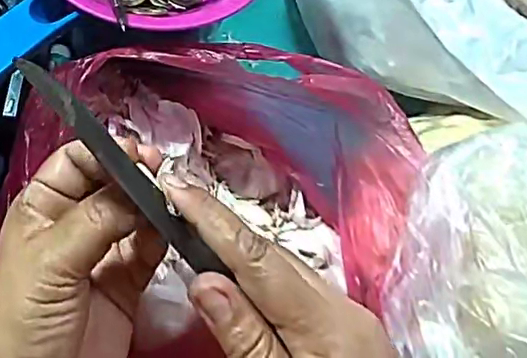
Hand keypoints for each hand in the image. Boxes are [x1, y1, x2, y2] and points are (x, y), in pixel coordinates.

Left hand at [0, 140, 167, 357]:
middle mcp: (70, 220)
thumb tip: (134, 184)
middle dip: (133, 175)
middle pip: (106, 184)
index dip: (104, 153)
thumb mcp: (51, 259)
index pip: (75, 160)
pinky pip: (145, 252)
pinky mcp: (121, 285)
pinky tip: (171, 229)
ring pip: (130, 215)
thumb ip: (94, 220)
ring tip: (172, 198)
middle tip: (162, 171)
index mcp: (42, 203)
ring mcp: (98, 252)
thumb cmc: (21, 315)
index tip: (137, 151)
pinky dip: (160, 239)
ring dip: (151, 205)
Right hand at [163, 180, 395, 357]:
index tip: (172, 184)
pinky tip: (240, 275)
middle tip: (174, 201)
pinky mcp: (354, 334)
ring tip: (195, 227)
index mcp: (331, 326)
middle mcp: (346, 310)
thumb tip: (203, 280)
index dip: (210, 216)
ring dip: (239, 247)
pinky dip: (261, 273)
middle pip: (270, 253)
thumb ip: (247, 341)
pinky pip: (296, 287)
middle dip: (221, 225)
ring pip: (283, 267)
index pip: (257, 255)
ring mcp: (354, 320)